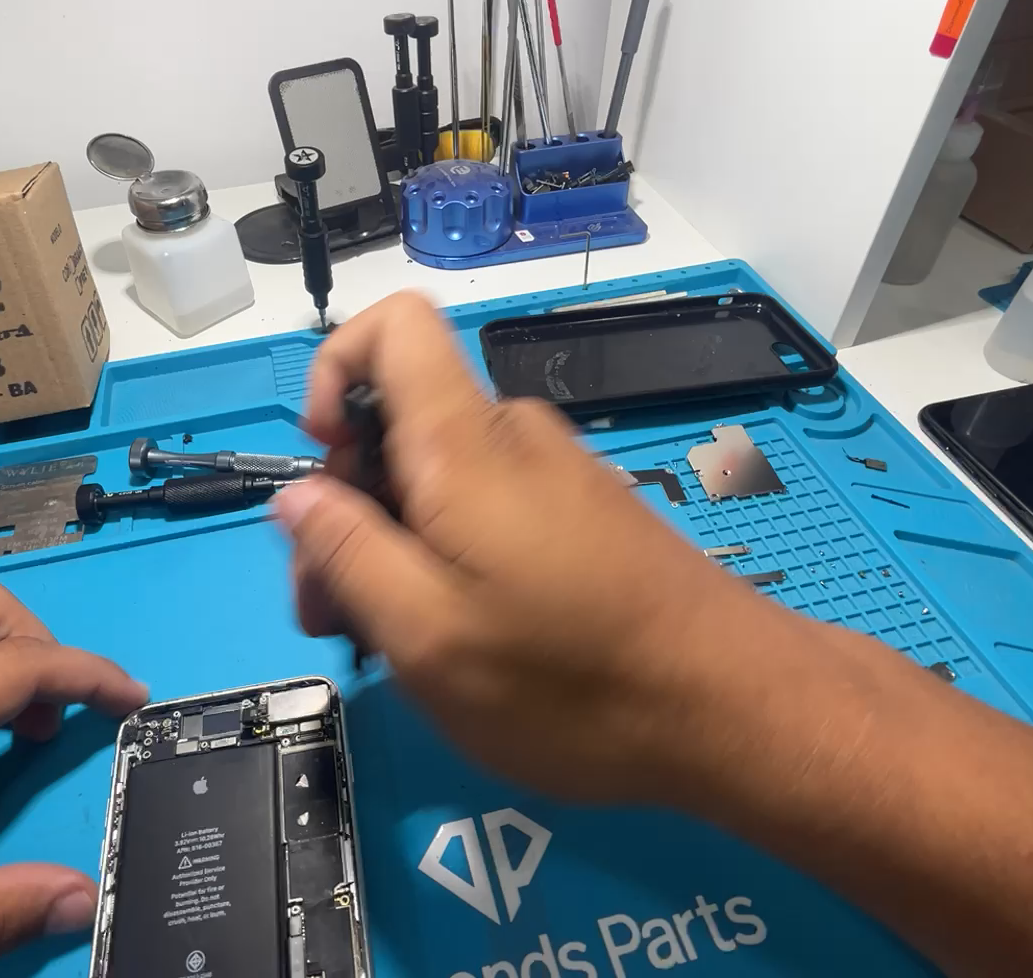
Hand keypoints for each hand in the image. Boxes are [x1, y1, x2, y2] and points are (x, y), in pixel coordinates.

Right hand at [275, 292, 823, 805]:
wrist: (735, 709)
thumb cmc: (571, 681)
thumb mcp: (427, 636)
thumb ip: (346, 553)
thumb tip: (296, 494)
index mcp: (464, 442)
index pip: (394, 325)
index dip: (337, 368)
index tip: (325, 459)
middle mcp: (508, 435)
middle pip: (399, 420)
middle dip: (348, 504)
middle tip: (332, 611)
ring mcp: (550, 471)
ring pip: (436, 474)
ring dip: (394, 542)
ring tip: (387, 638)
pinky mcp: (577, 509)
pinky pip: (484, 504)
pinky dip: (446, 551)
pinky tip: (451, 629)